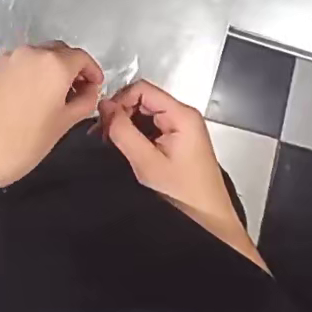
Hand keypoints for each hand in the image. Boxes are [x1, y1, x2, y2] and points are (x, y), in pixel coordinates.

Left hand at [0, 42, 105, 186]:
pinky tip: (34, 94)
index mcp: (54, 64)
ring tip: (55, 95)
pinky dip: (32, 71)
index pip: (82, 58)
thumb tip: (89, 91)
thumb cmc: (23, 142)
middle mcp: (31, 53)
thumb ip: (85, 101)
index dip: (92, 71)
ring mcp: (9, 58)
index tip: (95, 85)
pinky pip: (21, 62)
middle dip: (72, 68)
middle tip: (79, 91)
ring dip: (52, 68)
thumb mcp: (64, 124)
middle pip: (60, 51)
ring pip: (40, 55)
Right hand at [97, 81, 257, 259]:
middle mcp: (184, 117)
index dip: (119, 101)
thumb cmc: (185, 196)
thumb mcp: (146, 162)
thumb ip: (123, 130)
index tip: (105, 120)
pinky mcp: (177, 140)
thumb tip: (105, 107)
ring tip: (112, 144)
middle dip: (120, 114)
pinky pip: (150, 127)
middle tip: (105, 135)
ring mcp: (181, 129)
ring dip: (125, 126)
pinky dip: (134, 135)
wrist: (207, 221)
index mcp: (182, 115)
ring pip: (144, 113)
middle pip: (142, 99)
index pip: (142, 89)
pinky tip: (124, 149)